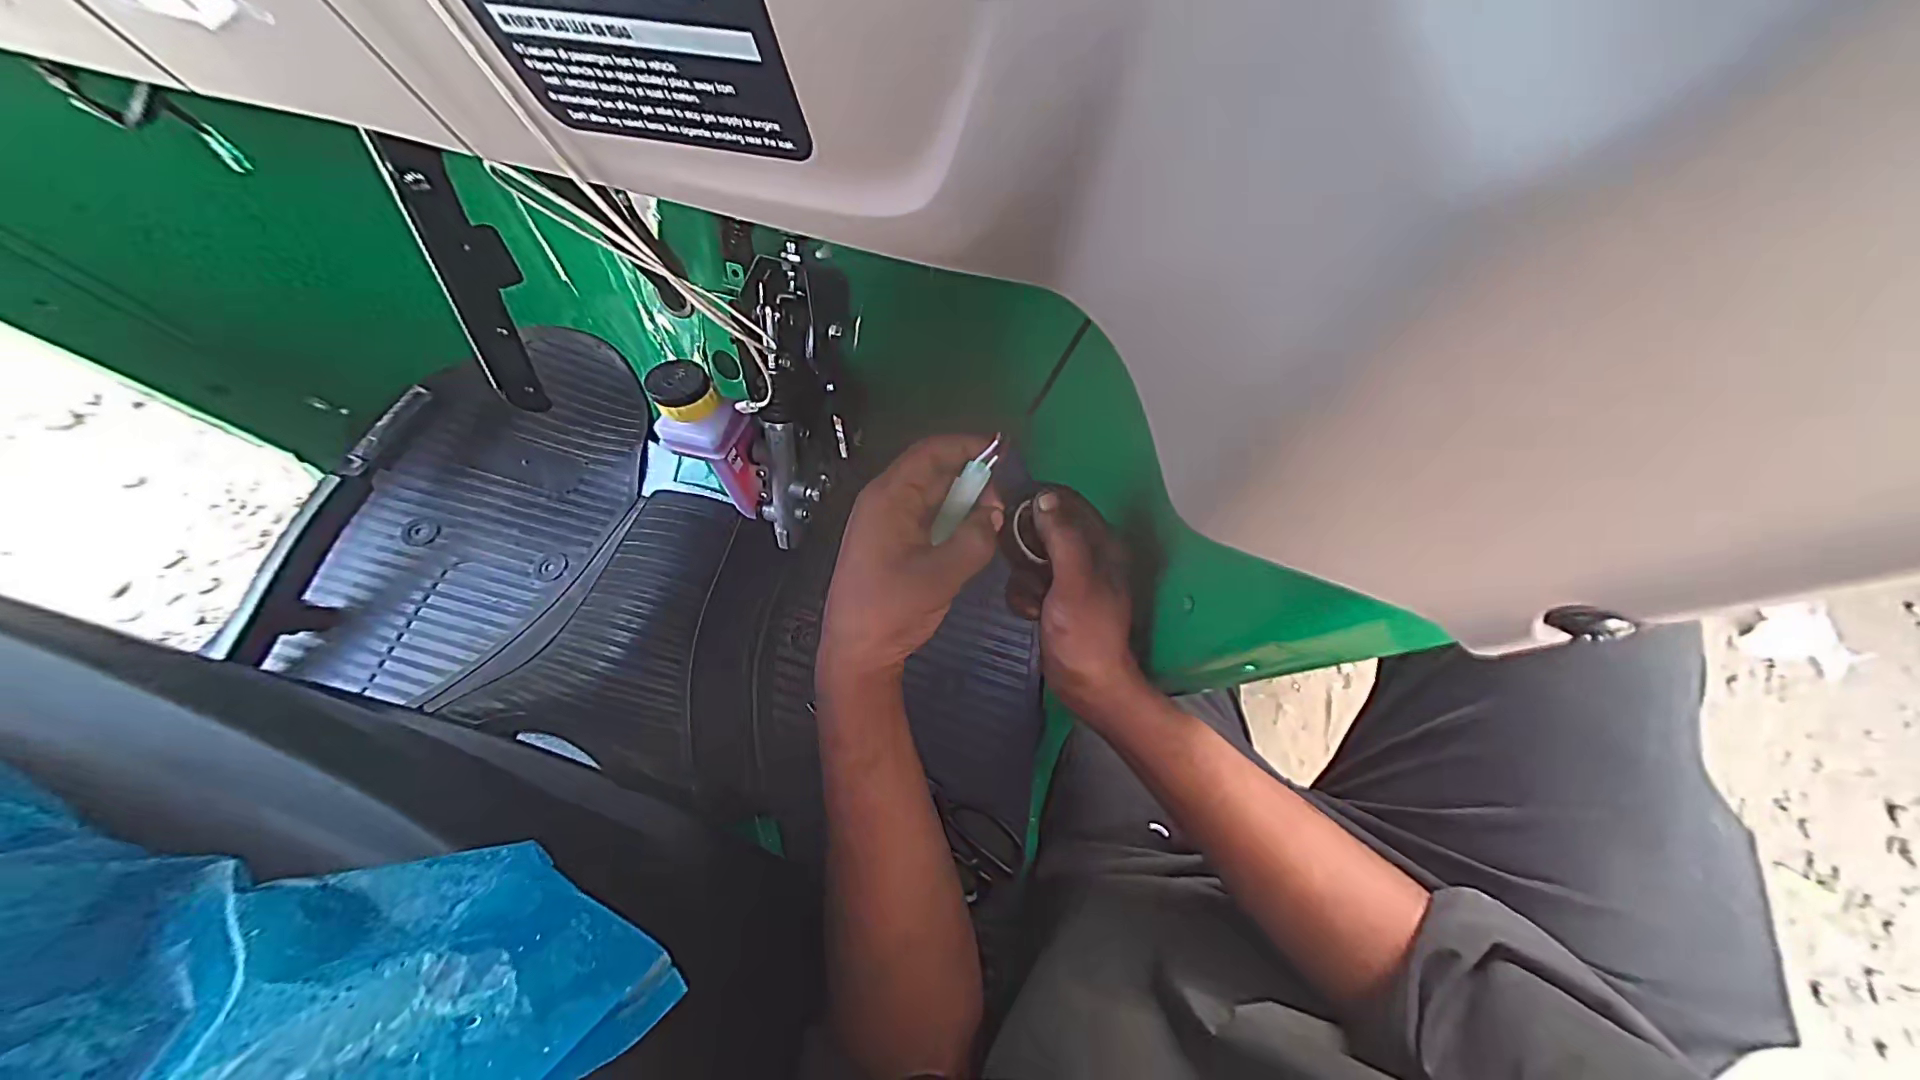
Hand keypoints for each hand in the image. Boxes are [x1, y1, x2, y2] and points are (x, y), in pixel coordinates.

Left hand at [819, 435, 1004, 682]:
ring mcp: (885, 522)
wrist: (856, 652)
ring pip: (931, 495)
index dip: (968, 445)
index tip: (1002, 449)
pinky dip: (950, 519)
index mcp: (889, 498)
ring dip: (962, 500)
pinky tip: (969, 534)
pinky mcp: (890, 542)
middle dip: (970, 477)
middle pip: (932, 470)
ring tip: (990, 517)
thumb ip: (974, 539)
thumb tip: (993, 514)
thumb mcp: (941, 574)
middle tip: (1001, 498)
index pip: (931, 452)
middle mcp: (885, 501)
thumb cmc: (890, 610)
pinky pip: (925, 516)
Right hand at [1005, 487, 1152, 719]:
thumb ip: (1061, 537)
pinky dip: (1023, 596)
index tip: (1013, 515)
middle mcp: (1086, 554)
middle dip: (1026, 550)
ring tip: (1035, 601)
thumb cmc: (1085, 632)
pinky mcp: (1052, 597)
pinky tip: (1031, 614)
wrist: (1087, 684)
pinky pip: (1026, 582)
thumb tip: (1044, 497)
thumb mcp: (1074, 580)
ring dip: (1024, 579)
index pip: (1068, 502)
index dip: (1040, 504)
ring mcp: (1068, 577)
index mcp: (1102, 543)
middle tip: (1025, 568)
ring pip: (1029, 557)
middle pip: (1043, 529)